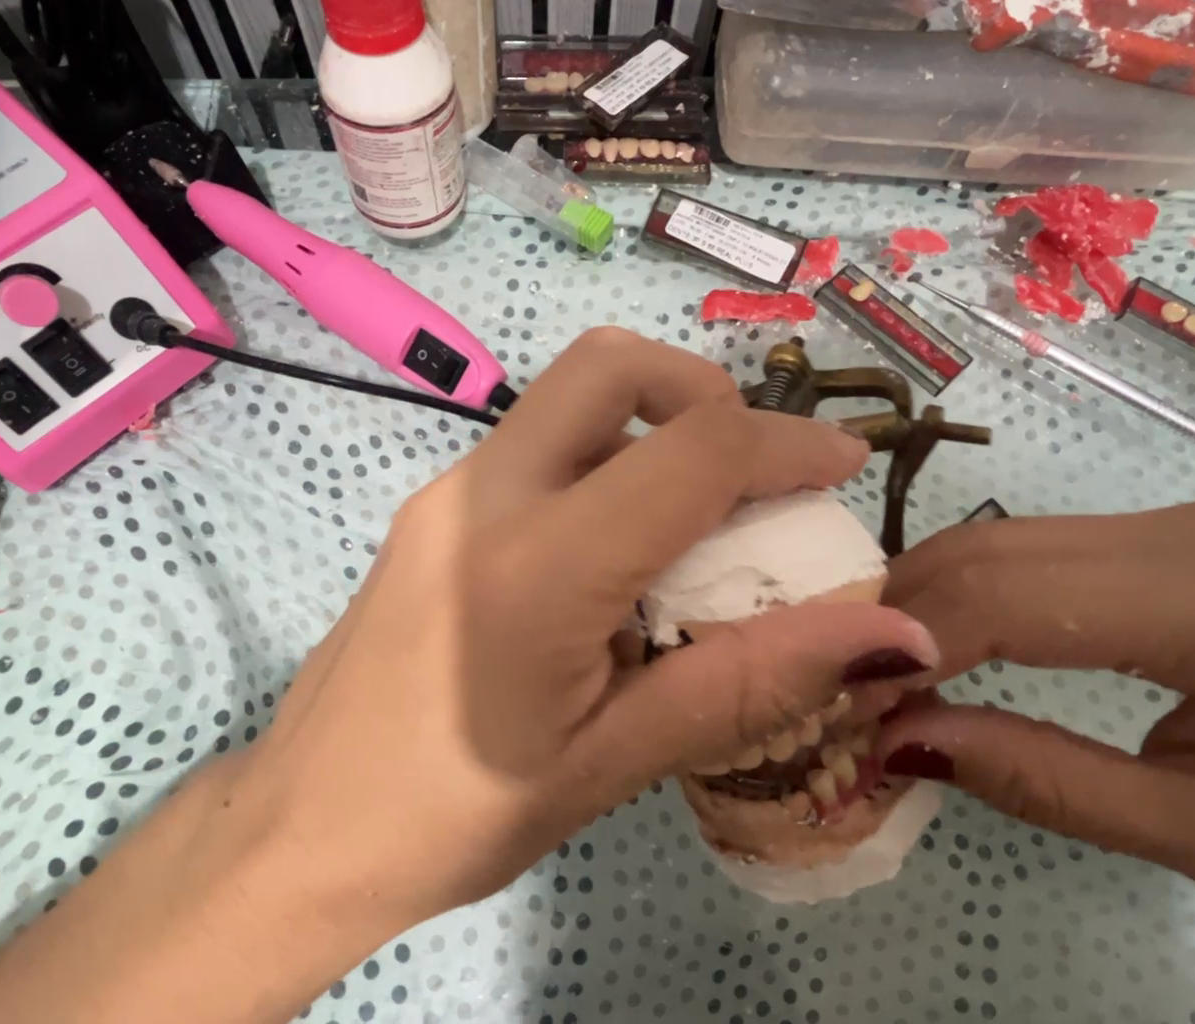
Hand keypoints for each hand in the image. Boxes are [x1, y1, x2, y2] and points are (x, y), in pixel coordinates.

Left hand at [257, 327, 940, 920]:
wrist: (303, 830)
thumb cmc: (457, 816)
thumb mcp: (614, 761)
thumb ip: (750, 681)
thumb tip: (890, 632)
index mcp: (537, 564)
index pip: (691, 452)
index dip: (786, 444)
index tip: (845, 468)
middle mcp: (483, 496)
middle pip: (608, 365)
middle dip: (701, 391)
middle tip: (751, 472)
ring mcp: (443, 495)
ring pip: (565, 400)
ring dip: (649, 426)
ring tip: (693, 520)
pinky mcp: (427, 512)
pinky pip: (533, 448)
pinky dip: (601, 463)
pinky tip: (617, 554)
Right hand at [871, 497, 1194, 944]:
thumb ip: (1042, 782)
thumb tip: (897, 742)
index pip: (1006, 598)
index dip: (908, 648)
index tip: (844, 707)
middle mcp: (1187, 527)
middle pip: (988, 551)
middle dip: (898, 618)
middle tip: (847, 691)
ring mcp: (1181, 520)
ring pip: (1001, 541)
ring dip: (926, 602)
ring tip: (885, 676)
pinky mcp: (1174, 535)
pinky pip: (1037, 550)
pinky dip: (973, 595)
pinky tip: (948, 646)